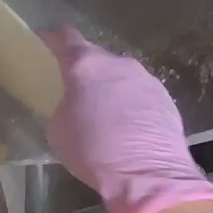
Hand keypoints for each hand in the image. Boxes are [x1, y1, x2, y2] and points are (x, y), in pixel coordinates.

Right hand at [42, 28, 212, 212]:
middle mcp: (118, 63)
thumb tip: (74, 105)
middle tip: (76, 93)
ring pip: (121, 76)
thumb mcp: (58, 128)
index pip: (65, 37)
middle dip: (85, 72)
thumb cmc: (92, 149)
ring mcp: (146, 79)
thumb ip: (64, 105)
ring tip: (105, 115)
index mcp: (85, 65)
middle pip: (96, 58)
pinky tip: (127, 128)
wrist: (148, 175)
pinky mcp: (166, 99)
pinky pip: (140, 95)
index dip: (53, 38)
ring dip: (110, 89)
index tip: (45, 43)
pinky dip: (130, 105)